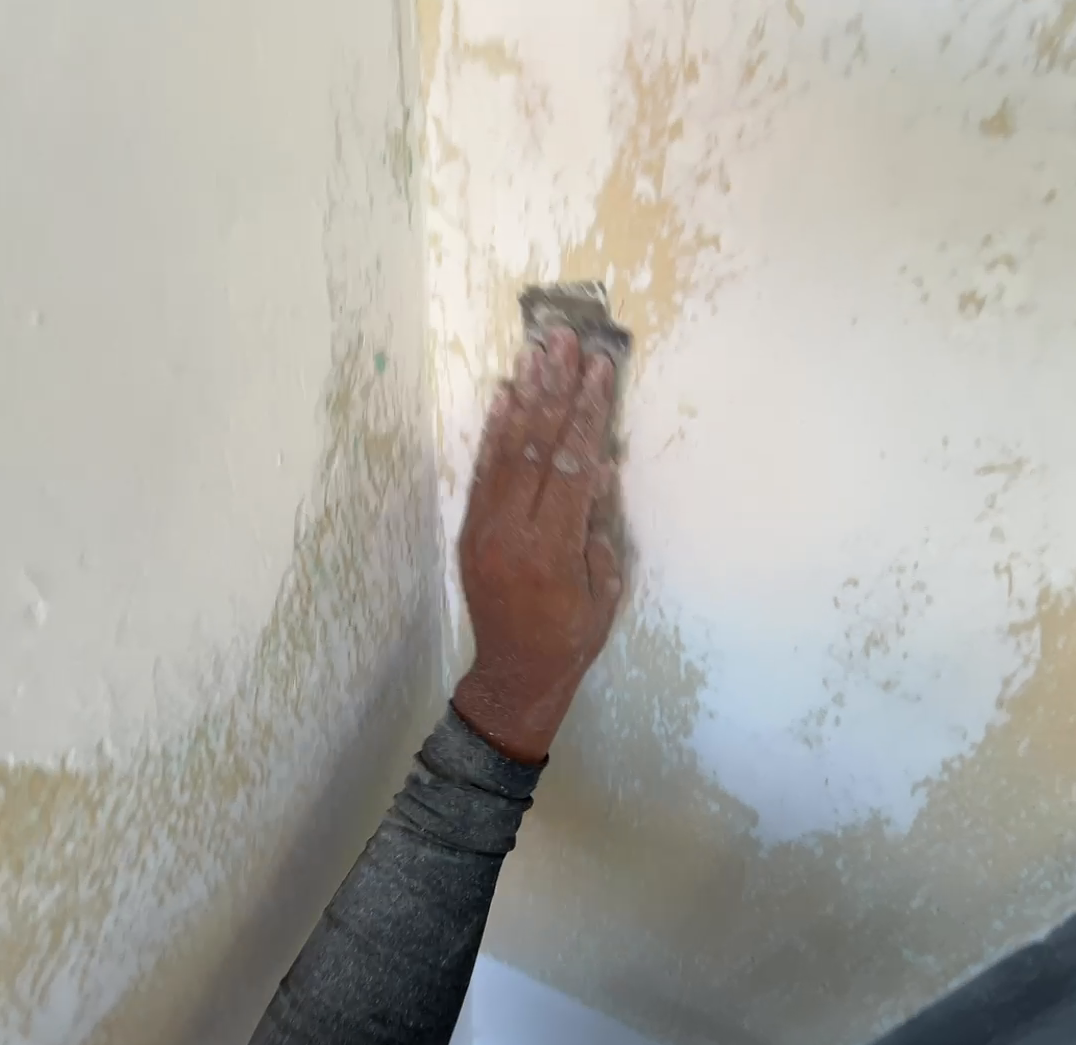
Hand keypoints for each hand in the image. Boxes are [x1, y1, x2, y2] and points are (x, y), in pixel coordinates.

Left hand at [452, 327, 622, 764]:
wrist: (513, 673)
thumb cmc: (571, 639)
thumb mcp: (605, 591)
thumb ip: (601, 528)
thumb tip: (601, 466)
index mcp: (554, 549)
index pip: (573, 465)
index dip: (588, 414)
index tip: (600, 368)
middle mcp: (513, 530)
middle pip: (536, 446)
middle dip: (554, 389)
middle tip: (563, 339)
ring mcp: (485, 528)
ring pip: (504, 451)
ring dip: (522, 397)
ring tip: (534, 352)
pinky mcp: (469, 529)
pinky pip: (481, 472)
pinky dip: (492, 431)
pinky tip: (502, 396)